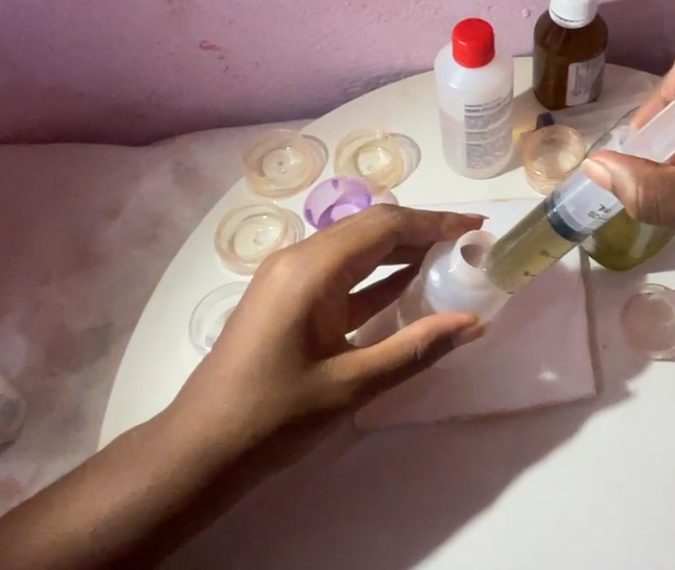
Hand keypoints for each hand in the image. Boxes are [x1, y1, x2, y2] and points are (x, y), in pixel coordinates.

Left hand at [166, 204, 487, 464]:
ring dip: (401, 248)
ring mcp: (289, 276)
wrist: (199, 451)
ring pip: (357, 246)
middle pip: (371, 227)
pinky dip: (377, 272)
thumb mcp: (352, 384)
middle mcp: (300, 258)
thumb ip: (416, 348)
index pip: (386, 226)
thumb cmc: (273, 416)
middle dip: (422, 230)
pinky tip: (408, 283)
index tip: (475, 227)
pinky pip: (341, 270)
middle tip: (467, 241)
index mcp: (313, 269)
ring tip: (447, 258)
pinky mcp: (287, 297)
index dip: (435, 223)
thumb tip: (473, 323)